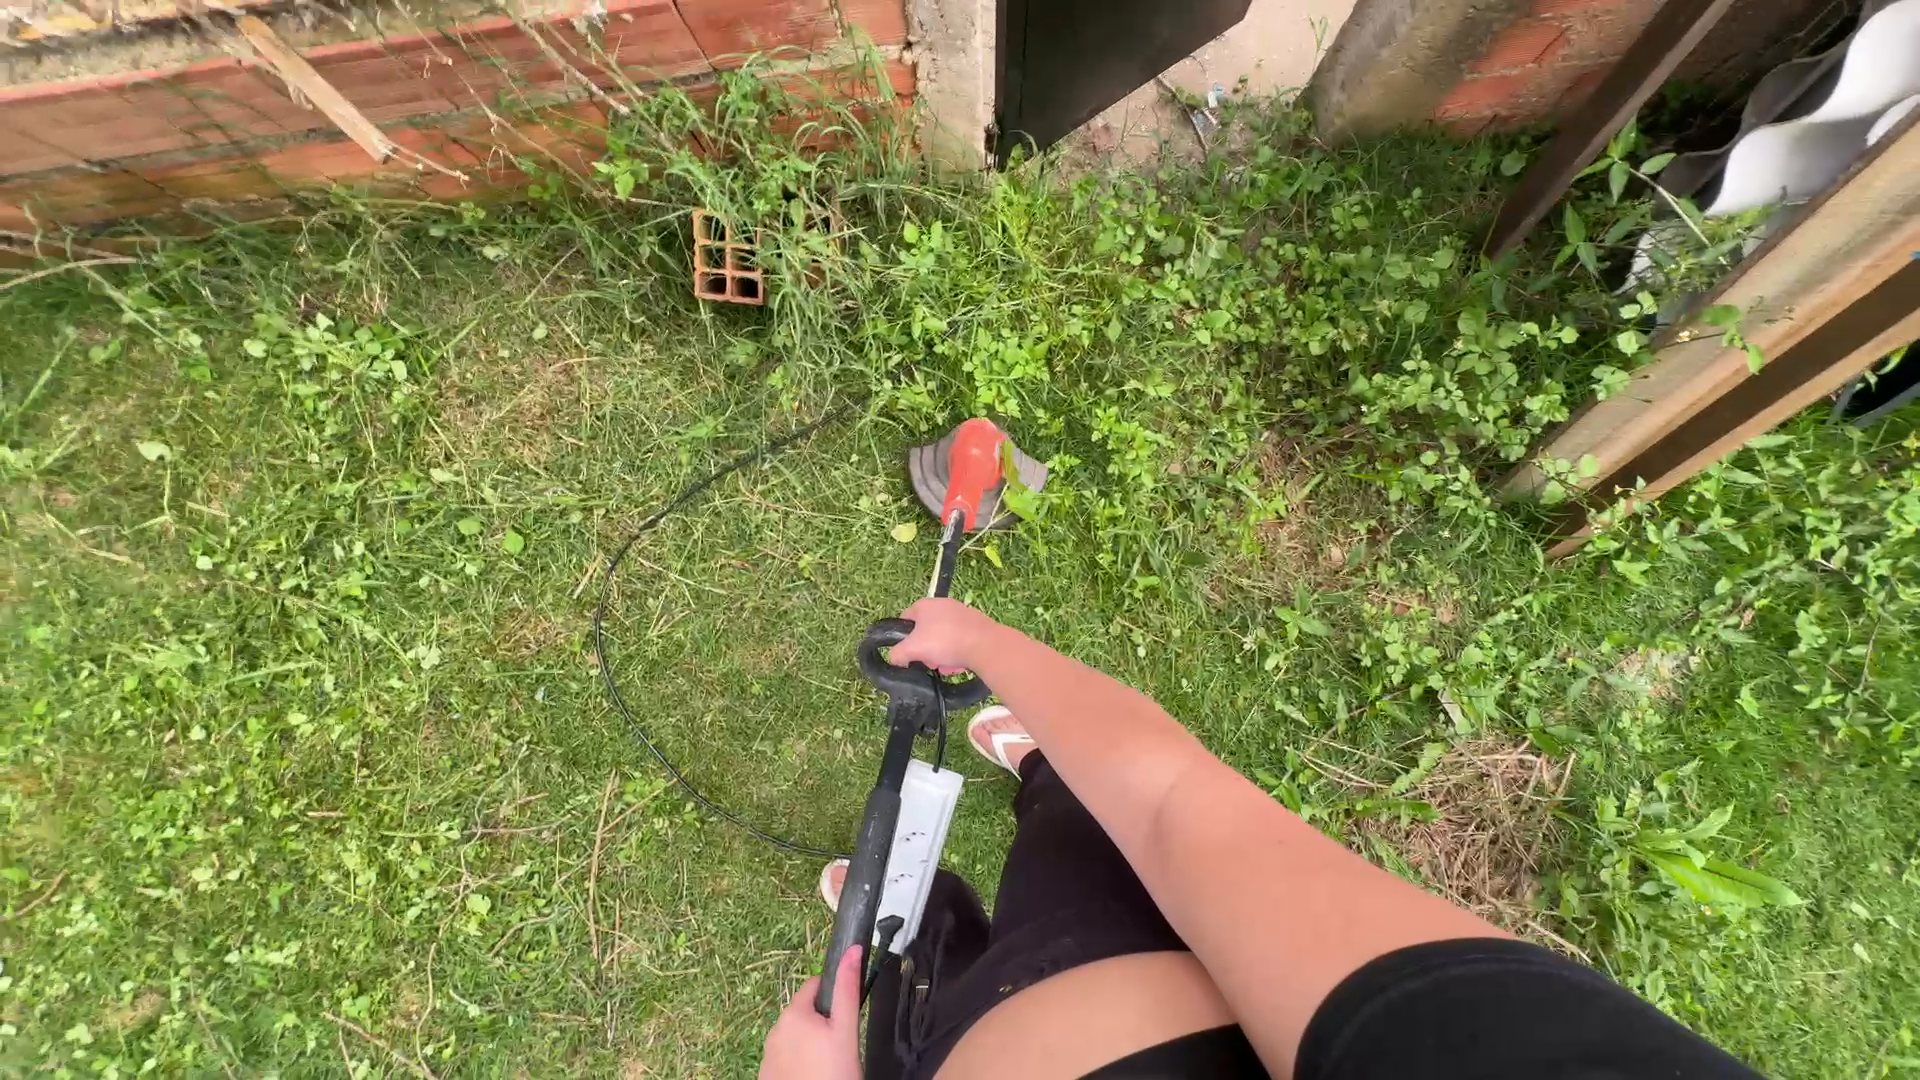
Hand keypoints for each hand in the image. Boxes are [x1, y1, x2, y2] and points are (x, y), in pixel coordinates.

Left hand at [758, 946, 862, 1079]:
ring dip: (809, 1043)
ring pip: (794, 1037)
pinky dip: (797, 1064)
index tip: (843, 1019)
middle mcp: (774, 1030)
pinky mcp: (765, 1077)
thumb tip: (853, 948)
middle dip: (821, 1023)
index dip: (832, 997)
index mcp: (793, 1013)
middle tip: (839, 1046)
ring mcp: (767, 1056)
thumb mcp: (846, 1030)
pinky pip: (785, 1060)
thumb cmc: (834, 1072)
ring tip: (827, 1066)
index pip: (814, 985)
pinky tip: (812, 1077)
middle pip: (804, 1012)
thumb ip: (847, 988)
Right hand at [887, 597, 1003, 672]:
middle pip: (926, 631)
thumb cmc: (943, 641)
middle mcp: (943, 604)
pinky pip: (960, 640)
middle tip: (929, 662)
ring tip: (946, 667)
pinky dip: (958, 652)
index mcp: (924, 605)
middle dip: (926, 650)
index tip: (908, 653)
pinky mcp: (976, 624)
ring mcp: (961, 613)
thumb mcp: (912, 649)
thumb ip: (897, 653)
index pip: (905, 619)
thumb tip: (895, 658)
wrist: (983, 644)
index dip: (903, 637)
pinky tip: (960, 665)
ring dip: (942, 654)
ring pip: (944, 637)